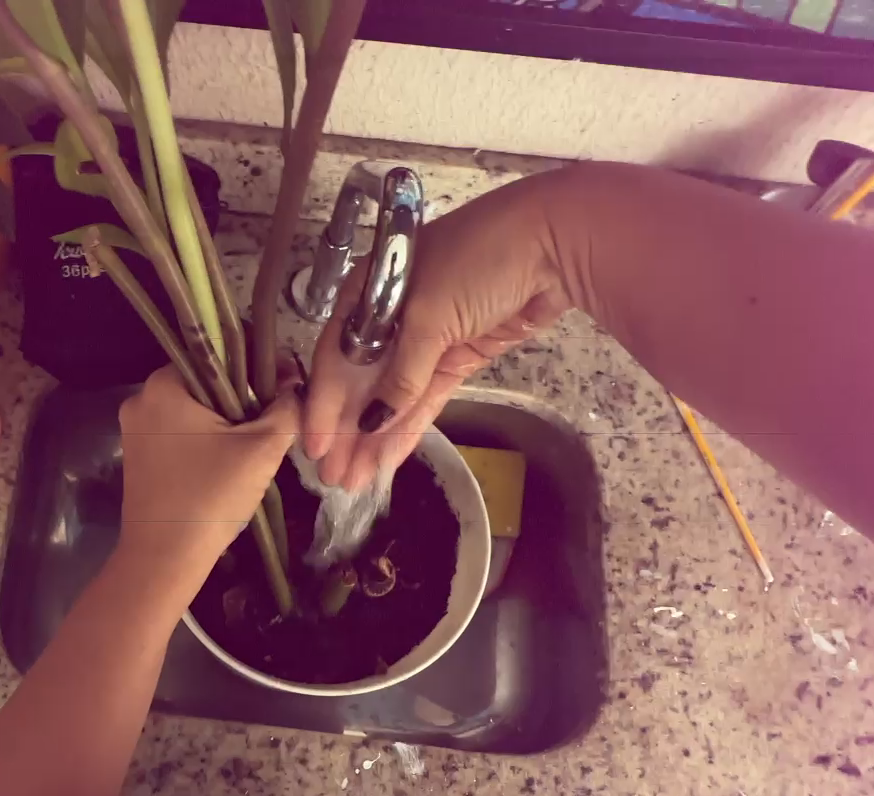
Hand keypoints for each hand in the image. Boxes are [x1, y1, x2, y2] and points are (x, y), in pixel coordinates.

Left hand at [117, 366, 299, 577]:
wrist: (164, 559)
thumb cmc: (211, 497)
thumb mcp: (261, 449)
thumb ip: (285, 409)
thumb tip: (294, 387)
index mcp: (164, 385)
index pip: (218, 351)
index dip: (258, 363)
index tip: (286, 383)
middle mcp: (141, 399)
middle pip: (205, 382)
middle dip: (243, 396)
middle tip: (276, 417)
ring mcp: (135, 431)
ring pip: (193, 411)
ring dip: (226, 421)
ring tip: (257, 442)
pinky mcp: (137, 458)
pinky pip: (179, 435)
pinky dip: (205, 441)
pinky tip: (228, 462)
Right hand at [302, 176, 572, 489]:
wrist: (560, 238)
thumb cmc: (479, 258)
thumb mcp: (429, 314)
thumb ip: (400, 375)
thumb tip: (371, 424)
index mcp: (367, 293)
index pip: (335, 358)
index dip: (322, 405)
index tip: (313, 446)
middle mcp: (388, 319)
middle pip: (359, 384)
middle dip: (345, 432)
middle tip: (331, 477)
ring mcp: (425, 341)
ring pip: (391, 399)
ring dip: (372, 440)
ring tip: (353, 480)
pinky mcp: (456, 357)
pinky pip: (424, 400)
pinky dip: (407, 429)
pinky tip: (386, 460)